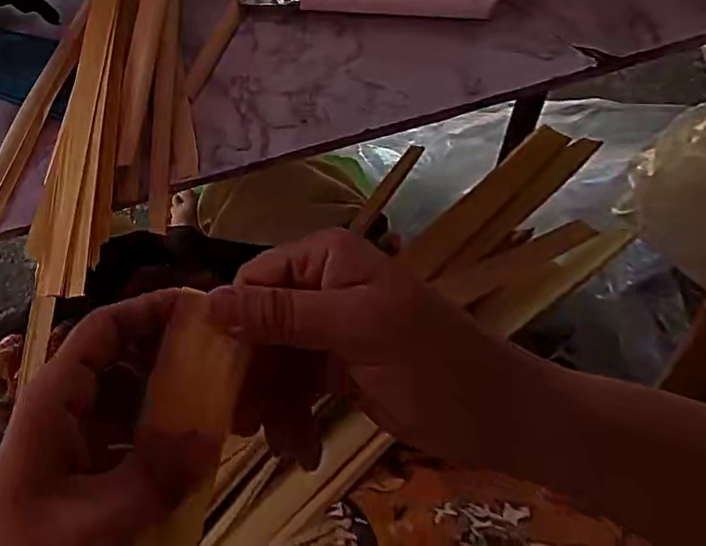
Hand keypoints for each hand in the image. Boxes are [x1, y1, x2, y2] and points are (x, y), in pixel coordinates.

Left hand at [0, 290, 218, 545]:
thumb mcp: (95, 520)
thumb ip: (155, 477)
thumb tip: (213, 434)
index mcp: (53, 396)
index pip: (104, 327)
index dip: (149, 308)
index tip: (197, 307)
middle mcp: (61, 406)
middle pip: (120, 355)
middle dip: (168, 350)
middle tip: (217, 351)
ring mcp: (70, 439)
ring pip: (125, 394)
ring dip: (166, 391)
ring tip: (212, 393)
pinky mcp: (78, 471)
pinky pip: (124, 432)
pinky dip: (156, 430)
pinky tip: (188, 445)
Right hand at [205, 228, 535, 469]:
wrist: (494, 414)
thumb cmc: (430, 360)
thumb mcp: (355, 331)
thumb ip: (284, 314)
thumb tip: (211, 302)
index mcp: (325, 257)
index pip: (256, 279)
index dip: (233, 323)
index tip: (215, 374)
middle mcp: (321, 284)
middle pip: (260, 324)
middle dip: (254, 375)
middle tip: (241, 424)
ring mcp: (329, 327)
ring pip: (274, 361)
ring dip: (274, 405)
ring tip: (285, 445)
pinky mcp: (336, 365)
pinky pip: (295, 386)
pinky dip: (293, 417)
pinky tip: (303, 448)